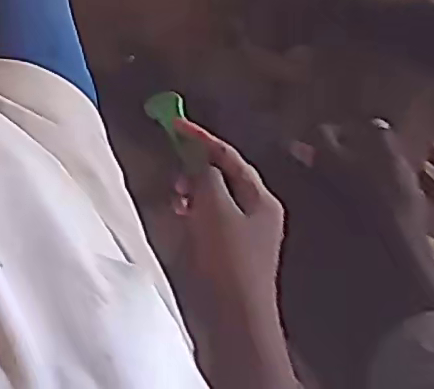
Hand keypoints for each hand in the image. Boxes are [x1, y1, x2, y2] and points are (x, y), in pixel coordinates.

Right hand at [175, 118, 284, 309]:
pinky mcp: (226, 241)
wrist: (233, 310)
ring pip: (209, 191)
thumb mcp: (212, 205)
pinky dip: (190, 205)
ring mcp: (243, 227)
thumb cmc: (227, 254)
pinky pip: (205, 210)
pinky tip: (180, 213)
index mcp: (261, 198)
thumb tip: (194, 153)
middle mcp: (256, 209)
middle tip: (173, 166)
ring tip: (177, 196)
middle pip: (220, 172)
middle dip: (194, 166)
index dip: (200, 137)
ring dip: (190, 187)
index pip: (228, 155)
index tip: (172, 122)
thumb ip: (203, 173)